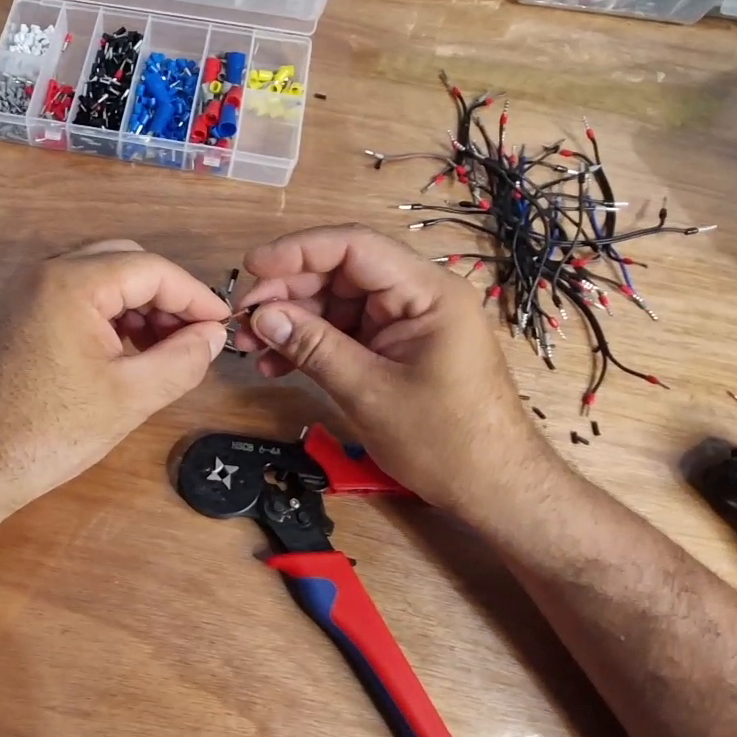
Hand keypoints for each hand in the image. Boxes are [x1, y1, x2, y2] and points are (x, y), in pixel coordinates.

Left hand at [0, 240, 230, 510]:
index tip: (222, 325)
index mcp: (70, 282)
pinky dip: (105, 315)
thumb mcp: (131, 397)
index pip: (151, 268)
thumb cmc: (50, 433)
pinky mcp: (15, 315)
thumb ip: (183, 359)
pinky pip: (72, 297)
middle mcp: (43, 272)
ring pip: (98, 278)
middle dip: (164, 296)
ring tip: (161, 349)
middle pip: (124, 262)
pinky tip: (122, 352)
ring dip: (136, 305)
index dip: (194, 295)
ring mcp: (23, 292)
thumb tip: (213, 334)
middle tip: (191, 338)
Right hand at [232, 225, 567, 519]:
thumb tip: (261, 316)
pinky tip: (276, 364)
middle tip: (243, 320)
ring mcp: (406, 322)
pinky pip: (345, 332)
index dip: (298, 251)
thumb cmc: (445, 442)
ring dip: (292, 322)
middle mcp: (418, 296)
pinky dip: (310, 344)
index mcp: (428, 293)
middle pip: (341, 273)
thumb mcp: (369, 392)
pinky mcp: (395, 347)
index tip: (251, 268)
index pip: (355, 248)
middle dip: (288, 293)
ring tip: (251, 348)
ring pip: (336, 303)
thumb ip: (313, 347)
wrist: (494, 489)